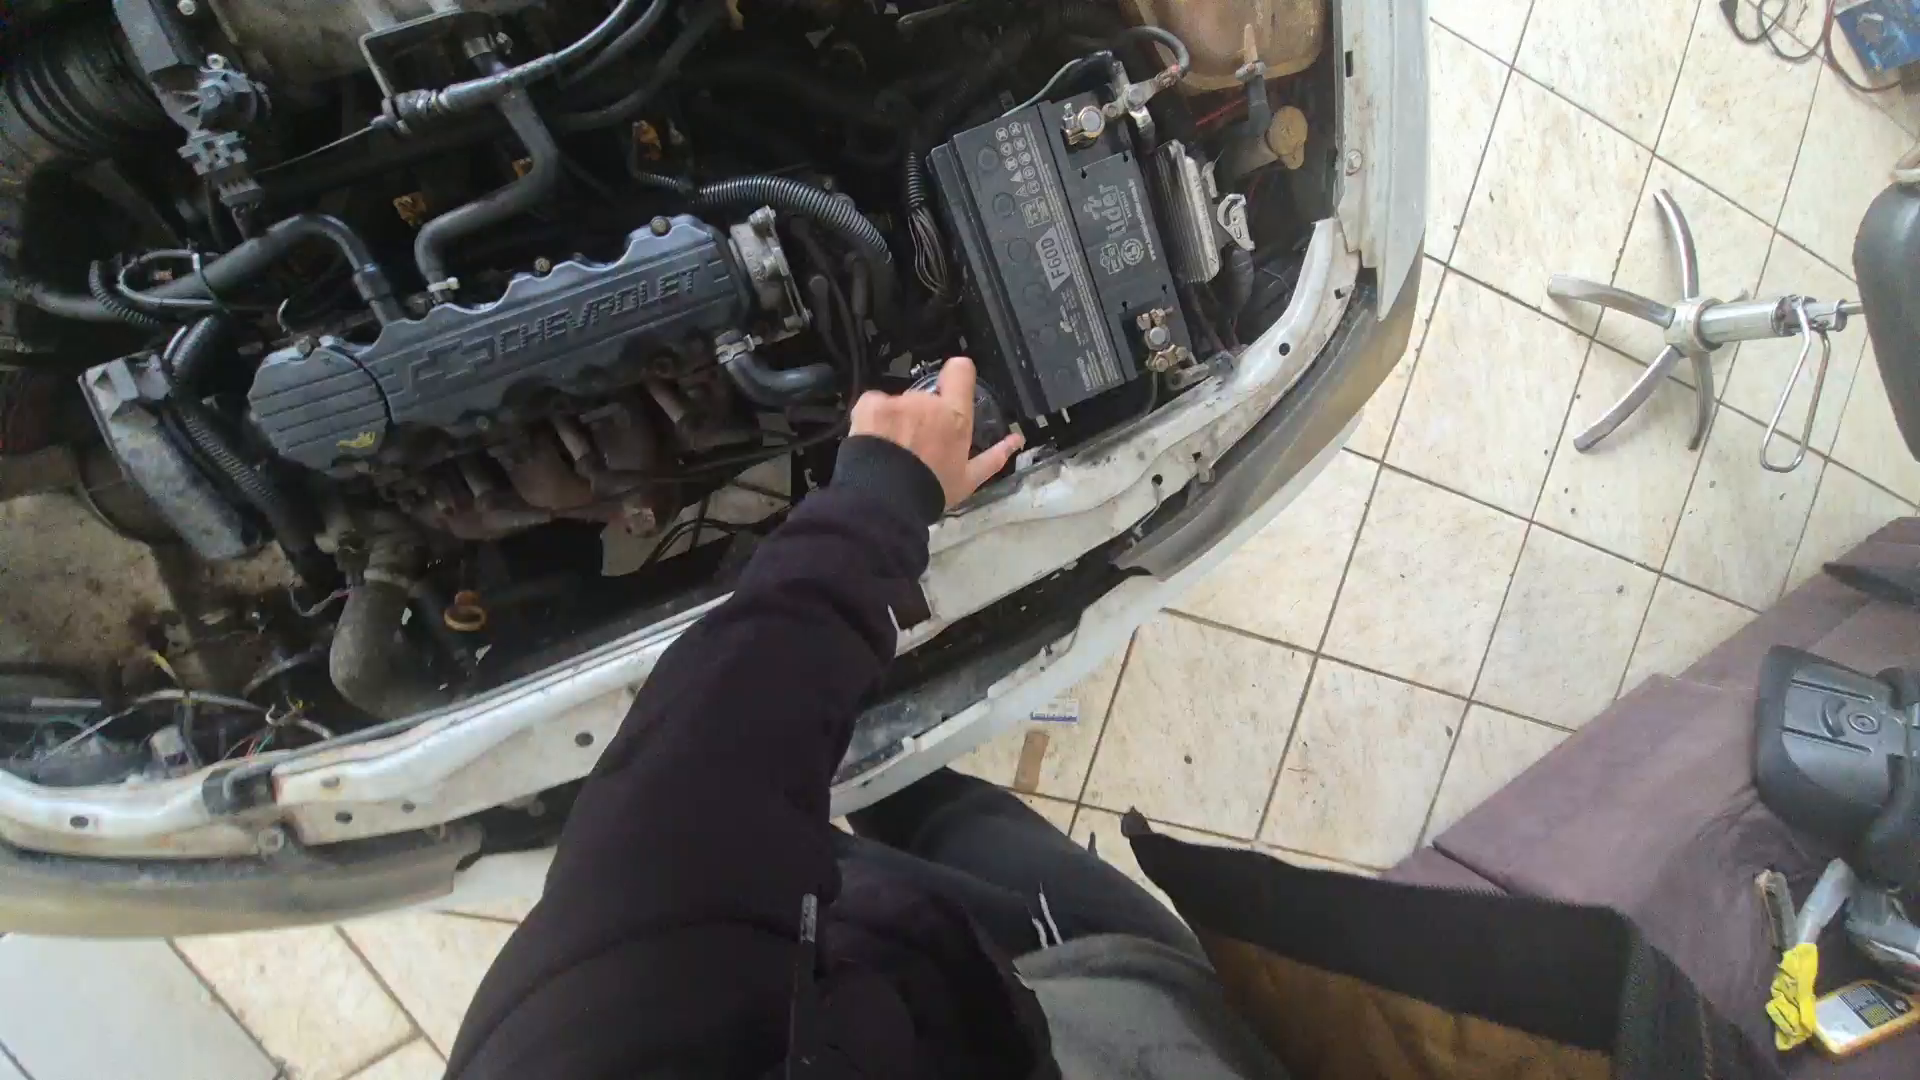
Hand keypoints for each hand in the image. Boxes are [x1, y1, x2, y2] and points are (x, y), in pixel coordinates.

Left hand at [850, 357, 1024, 507]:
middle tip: (916, 447)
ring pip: (899, 404)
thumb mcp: (968, 480)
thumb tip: (1016, 440)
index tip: (952, 387)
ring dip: (896, 422)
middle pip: (926, 398)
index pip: (961, 371)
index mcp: (956, 418)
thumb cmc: (930, 491)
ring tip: (892, 451)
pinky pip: (873, 404)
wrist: (885, 501)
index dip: (957, 375)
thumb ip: (994, 456)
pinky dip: (872, 419)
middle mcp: (928, 403)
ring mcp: (898, 402)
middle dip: (921, 416)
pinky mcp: (870, 405)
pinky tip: (874, 442)